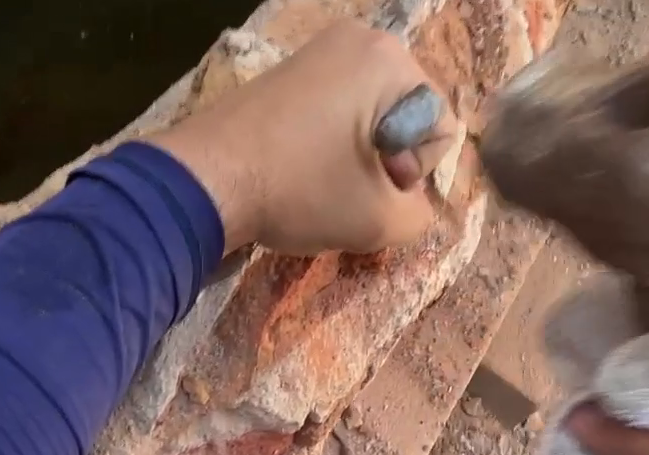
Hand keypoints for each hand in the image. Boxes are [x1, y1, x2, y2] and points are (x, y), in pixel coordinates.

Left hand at [148, 21, 456, 255]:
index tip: (376, 193)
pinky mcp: (285, 77)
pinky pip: (332, 117)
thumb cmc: (301, 191)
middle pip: (403, 120)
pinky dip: (327, 152)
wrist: (207, 180)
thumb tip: (415, 208)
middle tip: (350, 197)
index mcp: (390, 60)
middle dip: (387, 167)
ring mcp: (316, 54)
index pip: (441, 126)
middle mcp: (358, 40)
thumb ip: (418, 217)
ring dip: (357, 165)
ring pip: (367, 123)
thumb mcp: (377, 220)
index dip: (417, 175)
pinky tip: (301, 178)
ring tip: (323, 192)